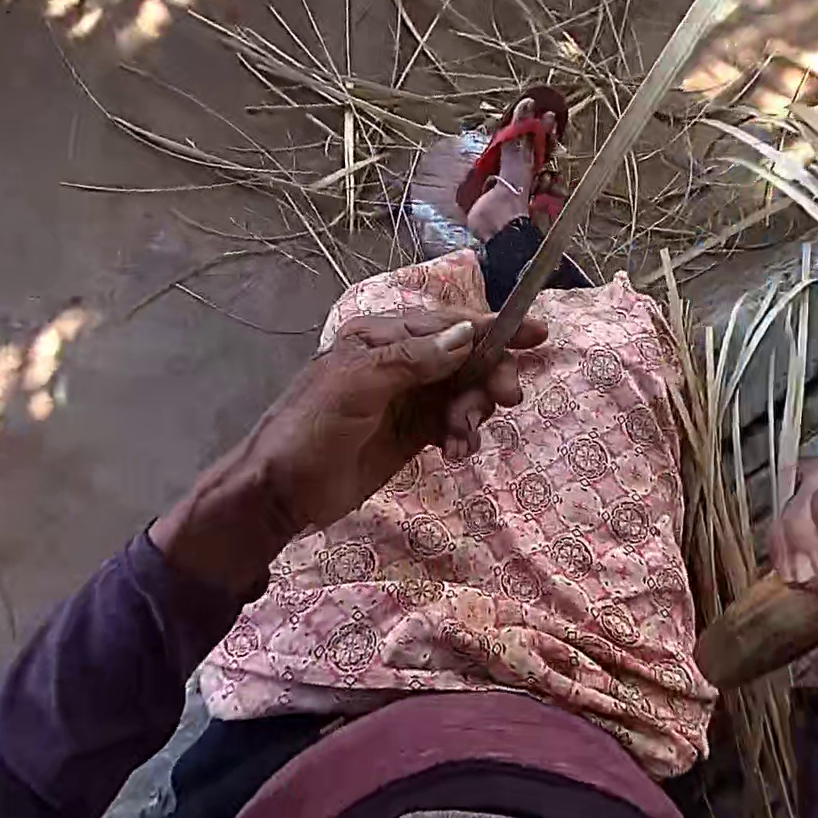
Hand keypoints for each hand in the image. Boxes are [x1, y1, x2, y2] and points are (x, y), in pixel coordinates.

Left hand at [150, 308, 545, 596]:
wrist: (281, 492)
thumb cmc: (311, 430)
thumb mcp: (356, 387)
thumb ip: (412, 360)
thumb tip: (466, 334)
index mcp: (383, 338)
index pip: (448, 325)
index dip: (493, 328)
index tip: (536, 333)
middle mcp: (401, 362)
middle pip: (465, 358)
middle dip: (489, 376)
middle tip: (508, 399)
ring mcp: (409, 397)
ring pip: (464, 392)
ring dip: (474, 413)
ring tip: (462, 439)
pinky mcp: (413, 431)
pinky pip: (454, 423)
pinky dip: (463, 435)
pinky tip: (456, 453)